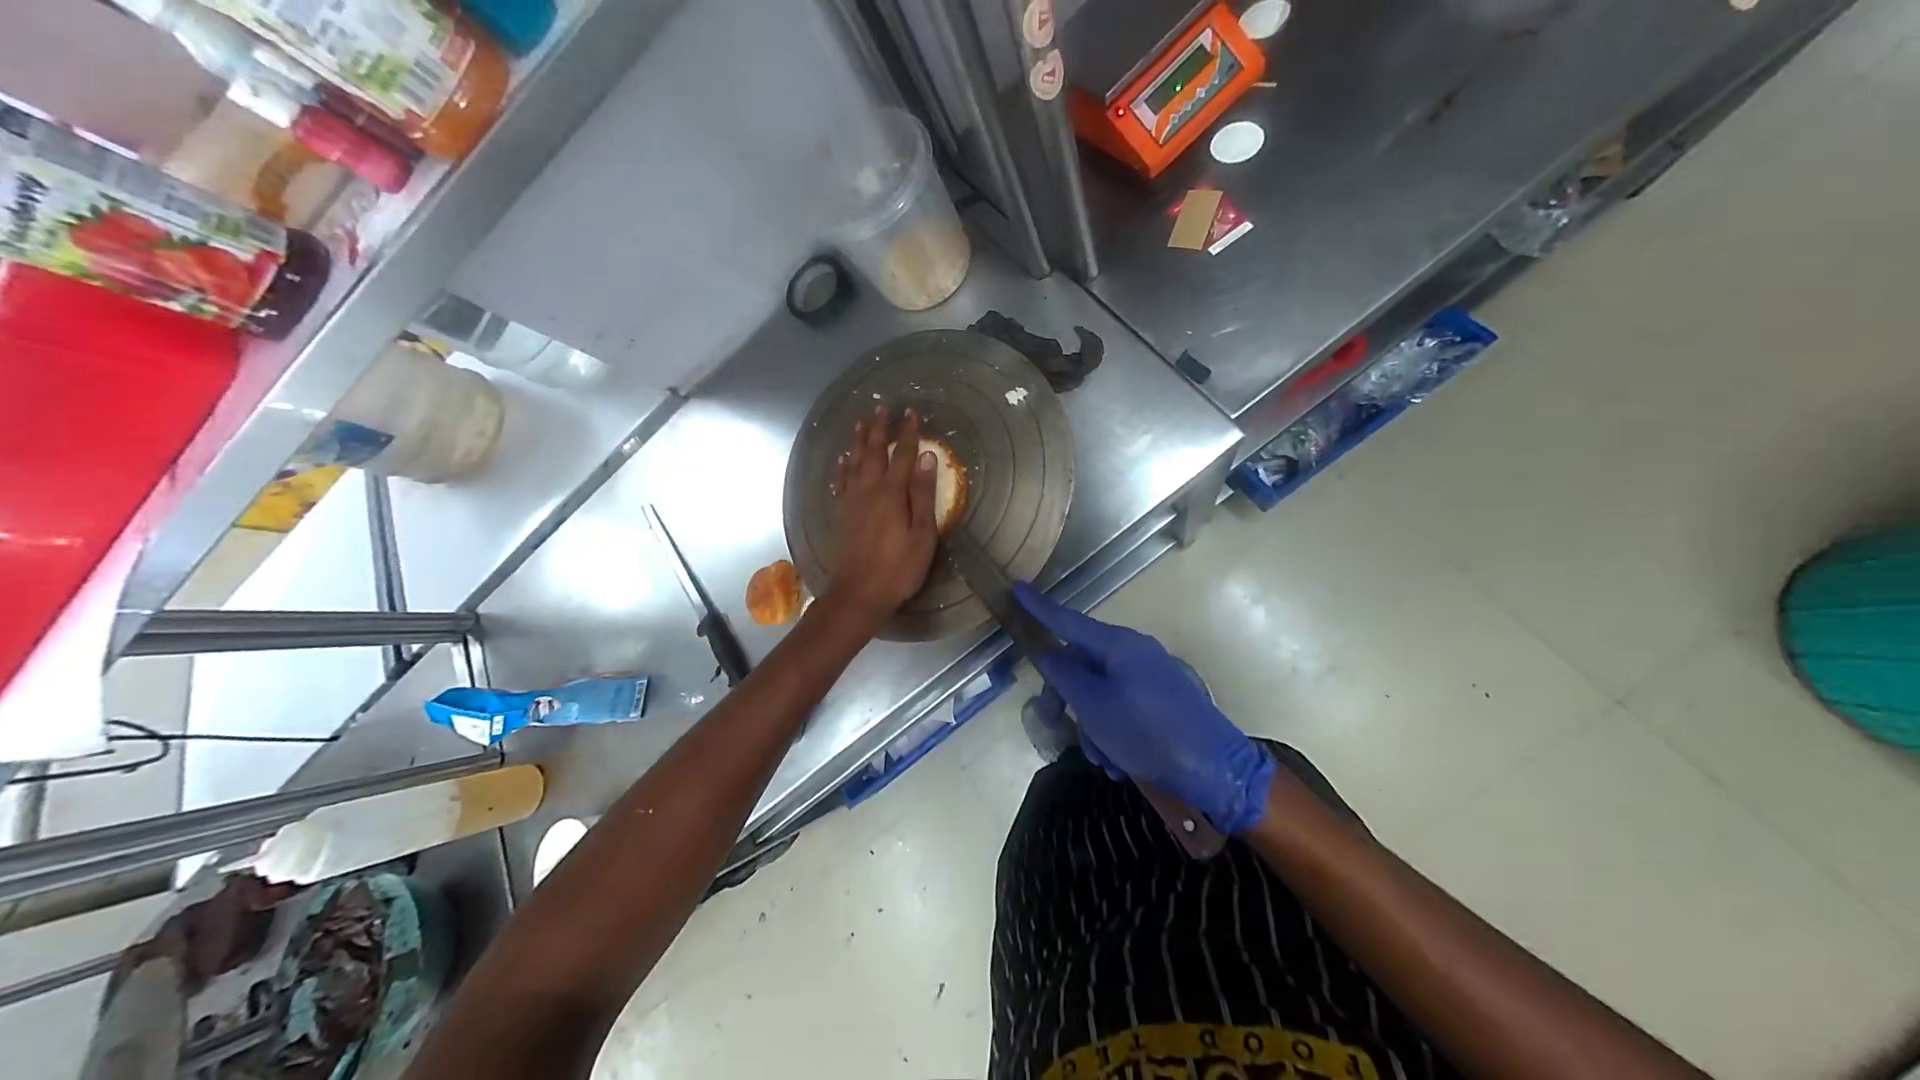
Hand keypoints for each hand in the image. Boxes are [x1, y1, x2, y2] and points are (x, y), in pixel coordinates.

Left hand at [827, 406, 938, 619]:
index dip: (907, 433)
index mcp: (891, 493)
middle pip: (874, 453)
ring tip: (860, 423)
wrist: (859, 594)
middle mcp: (868, 490)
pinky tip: (843, 459)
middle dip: (879, 430)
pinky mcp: (842, 515)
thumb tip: (927, 457)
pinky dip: (843, 466)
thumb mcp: (922, 534)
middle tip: (881, 409)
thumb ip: (923, 494)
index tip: (910, 412)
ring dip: (858, 442)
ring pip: (854, 463)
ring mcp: (851, 502)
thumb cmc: (898, 568)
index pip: (902, 455)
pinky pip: (841, 481)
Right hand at [1013, 583, 1275, 832]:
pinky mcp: (1163, 703)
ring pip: (1100, 693)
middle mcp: (1135, 654)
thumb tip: (1049, 654)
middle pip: (1082, 665)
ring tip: (1103, 759)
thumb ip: (1064, 676)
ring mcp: (1152, 678)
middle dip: (1066, 698)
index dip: (1040, 608)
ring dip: (1092, 726)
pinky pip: (1123, 709)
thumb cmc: (1147, 731)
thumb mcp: (1094, 706)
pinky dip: (1114, 734)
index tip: (1017, 589)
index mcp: (1119, 645)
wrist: (1214, 769)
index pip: (1069, 621)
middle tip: (1053, 723)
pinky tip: (1120, 764)